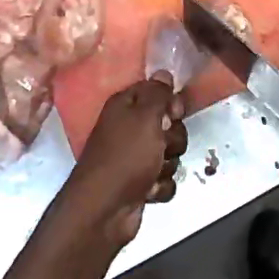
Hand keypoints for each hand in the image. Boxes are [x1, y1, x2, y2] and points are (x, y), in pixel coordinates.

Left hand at [62, 76, 186, 247]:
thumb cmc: (125, 156)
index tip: (173, 113)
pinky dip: (160, 187)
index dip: (169, 102)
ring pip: (170, 154)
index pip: (156, 91)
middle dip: (173, 139)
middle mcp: (128, 128)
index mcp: (125, 106)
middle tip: (161, 146)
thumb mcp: (144, 117)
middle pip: (169, 125)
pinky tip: (148, 191)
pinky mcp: (140, 183)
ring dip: (167, 165)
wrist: (105, 207)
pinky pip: (165, 179)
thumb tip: (163, 72)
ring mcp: (134, 157)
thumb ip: (157, 94)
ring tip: (151, 172)